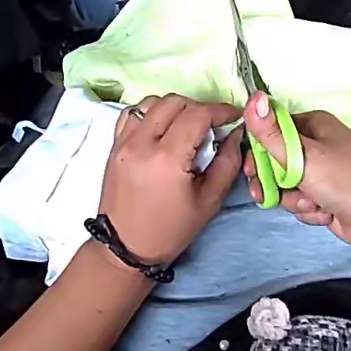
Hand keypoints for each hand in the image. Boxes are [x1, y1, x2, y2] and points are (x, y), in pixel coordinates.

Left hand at [98, 95, 245, 268]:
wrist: (126, 247)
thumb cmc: (171, 229)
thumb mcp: (210, 200)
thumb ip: (228, 161)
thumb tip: (236, 132)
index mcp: (167, 158)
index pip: (197, 114)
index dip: (221, 110)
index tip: (234, 116)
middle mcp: (141, 143)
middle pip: (175, 102)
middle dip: (200, 108)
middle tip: (214, 124)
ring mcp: (123, 142)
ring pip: (153, 102)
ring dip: (176, 107)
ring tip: (188, 126)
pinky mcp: (114, 145)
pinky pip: (133, 113)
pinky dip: (151, 113)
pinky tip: (163, 128)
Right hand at [241, 92, 350, 247]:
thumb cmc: (345, 181)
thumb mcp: (303, 155)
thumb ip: (271, 133)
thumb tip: (253, 97)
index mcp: (314, 125)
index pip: (272, 131)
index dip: (258, 152)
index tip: (252, 170)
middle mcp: (317, 144)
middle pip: (275, 161)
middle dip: (276, 182)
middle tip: (271, 195)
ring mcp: (322, 170)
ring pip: (286, 185)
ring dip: (294, 199)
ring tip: (312, 203)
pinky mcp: (324, 194)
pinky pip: (300, 201)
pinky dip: (308, 209)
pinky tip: (324, 213)